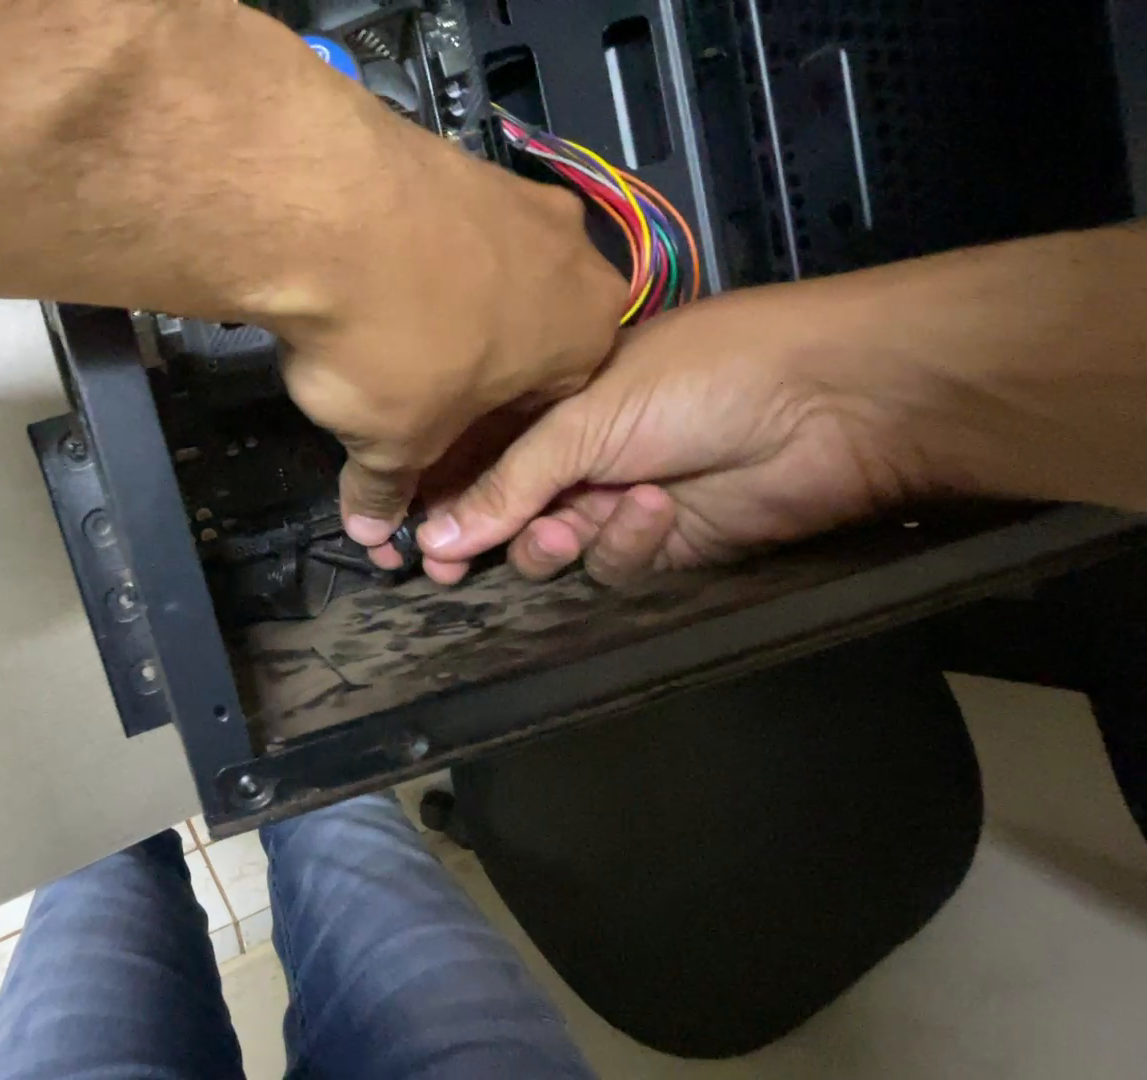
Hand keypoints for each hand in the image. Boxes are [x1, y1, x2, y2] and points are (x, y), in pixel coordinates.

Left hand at [259, 120, 627, 561]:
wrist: (331, 213)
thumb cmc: (393, 350)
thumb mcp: (393, 444)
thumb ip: (389, 491)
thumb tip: (371, 532)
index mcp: (586, 336)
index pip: (545, 409)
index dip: (483, 443)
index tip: (435, 452)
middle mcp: (572, 255)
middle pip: (516, 340)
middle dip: (461, 381)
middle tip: (397, 398)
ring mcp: (516, 196)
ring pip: (479, 282)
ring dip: (434, 320)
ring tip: (370, 339)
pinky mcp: (458, 161)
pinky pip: (441, 235)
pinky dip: (407, 265)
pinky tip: (361, 282)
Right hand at [413, 283, 931, 585]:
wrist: (838, 401)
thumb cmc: (697, 378)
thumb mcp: (583, 420)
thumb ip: (505, 485)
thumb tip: (431, 539)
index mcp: (540, 410)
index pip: (465, 462)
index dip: (430, 498)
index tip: (397, 535)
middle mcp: (566, 459)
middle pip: (494, 514)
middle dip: (474, 539)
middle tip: (446, 566)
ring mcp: (606, 501)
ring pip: (545, 549)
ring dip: (547, 543)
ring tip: (569, 527)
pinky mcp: (654, 543)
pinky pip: (610, 562)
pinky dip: (626, 542)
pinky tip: (655, 509)